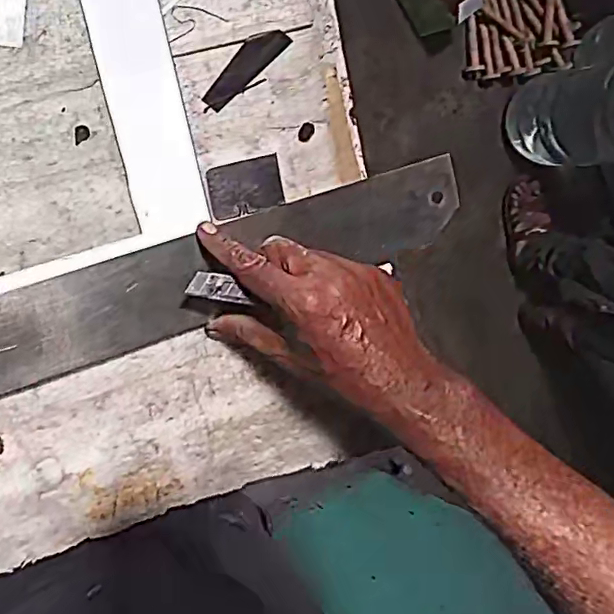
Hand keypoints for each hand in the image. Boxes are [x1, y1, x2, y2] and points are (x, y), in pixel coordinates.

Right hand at [196, 223, 463, 429]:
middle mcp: (329, 278)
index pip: (254, 266)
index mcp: (304, 301)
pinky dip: (327, 276)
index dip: (225, 248)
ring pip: (308, 253)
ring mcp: (353, 271)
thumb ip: (252, 333)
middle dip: (270, 266)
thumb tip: (224, 323)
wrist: (403, 380)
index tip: (209, 234)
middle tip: (272, 293)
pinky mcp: (370, 271)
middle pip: (280, 250)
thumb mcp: (294, 359)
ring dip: (299, 270)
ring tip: (310, 304)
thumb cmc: (353, 377)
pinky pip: (337, 262)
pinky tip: (336, 304)